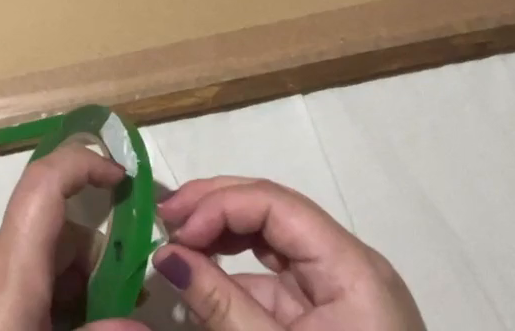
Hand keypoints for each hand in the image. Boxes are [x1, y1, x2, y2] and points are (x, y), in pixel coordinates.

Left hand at [0, 144, 146, 330]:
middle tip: (123, 313)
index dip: (83, 164)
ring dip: (73, 289)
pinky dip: (46, 299)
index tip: (124, 178)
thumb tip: (140, 323)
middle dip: (96, 265)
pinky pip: (15, 278)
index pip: (43, 183)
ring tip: (87, 330)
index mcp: (10, 266)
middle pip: (54, 231)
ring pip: (37, 258)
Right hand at [150, 177, 424, 330]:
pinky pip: (277, 276)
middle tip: (163, 217)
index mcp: (351, 267)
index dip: (218, 205)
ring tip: (176, 240)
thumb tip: (166, 254)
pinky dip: (237, 271)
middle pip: (273, 209)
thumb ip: (220, 304)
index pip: (274, 203)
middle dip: (214, 207)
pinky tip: (203, 277)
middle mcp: (349, 264)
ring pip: (272, 236)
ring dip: (221, 233)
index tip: (173, 229)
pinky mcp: (330, 312)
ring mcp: (341, 288)